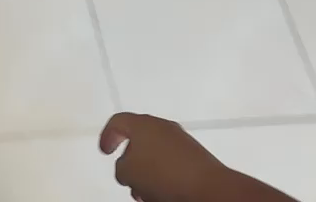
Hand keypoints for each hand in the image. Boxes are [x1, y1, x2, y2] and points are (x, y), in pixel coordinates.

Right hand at [99, 113, 229, 201]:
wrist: (210, 189)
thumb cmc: (163, 175)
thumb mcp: (128, 172)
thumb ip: (120, 167)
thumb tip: (126, 168)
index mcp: (141, 123)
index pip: (117, 122)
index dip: (108, 136)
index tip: (105, 152)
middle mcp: (161, 126)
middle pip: (139, 140)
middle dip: (132, 162)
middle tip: (129, 181)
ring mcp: (181, 141)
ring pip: (157, 155)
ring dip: (148, 174)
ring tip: (147, 194)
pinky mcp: (197, 158)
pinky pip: (173, 164)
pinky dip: (165, 177)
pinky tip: (165, 195)